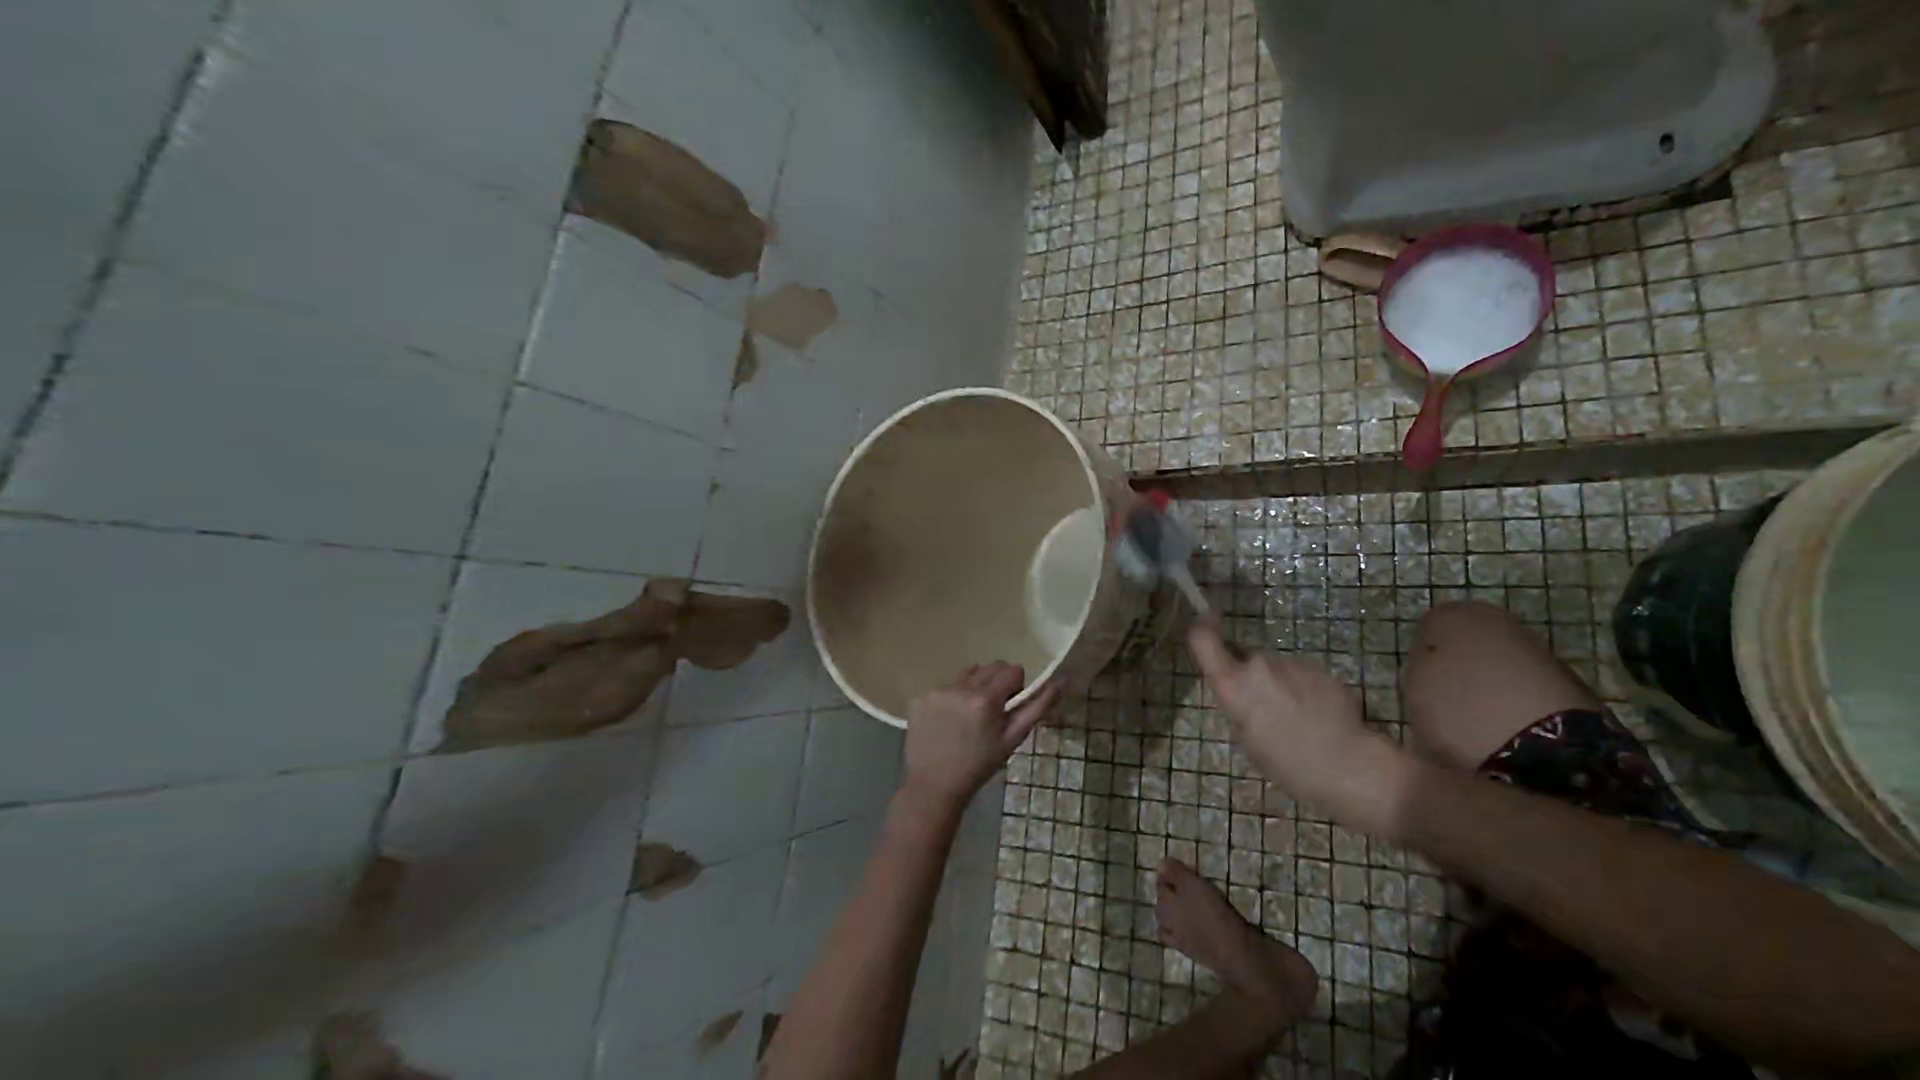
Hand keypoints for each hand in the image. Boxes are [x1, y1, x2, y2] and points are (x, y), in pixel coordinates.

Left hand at [902, 662, 1060, 811]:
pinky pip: (945, 687)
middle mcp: (959, 688)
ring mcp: (936, 692)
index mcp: (985, 699)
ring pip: (966, 675)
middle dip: (996, 684)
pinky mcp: (919, 698)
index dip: (1015, 686)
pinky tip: (949, 722)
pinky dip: (951, 698)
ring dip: (973, 688)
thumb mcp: (1013, 739)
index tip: (1009, 706)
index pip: (1012, 669)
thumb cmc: (980, 765)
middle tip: (992, 712)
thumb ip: (1038, 707)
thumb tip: (1061, 681)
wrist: (935, 785)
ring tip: (969, 717)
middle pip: (990, 667)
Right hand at [1187, 619, 1418, 836]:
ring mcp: (1293, 663)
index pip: (1203, 640)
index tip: (1207, 619)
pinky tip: (1319, 715)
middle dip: (1252, 675)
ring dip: (1281, 684)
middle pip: (1248, 658)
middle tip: (1266, 708)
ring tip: (1298, 717)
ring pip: (1278, 668)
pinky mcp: (1321, 669)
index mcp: (1232, 685)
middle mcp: (1259, 665)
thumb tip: (1246, 696)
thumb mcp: (1247, 740)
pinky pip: (1304, 674)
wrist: (1346, 764)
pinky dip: (1306, 689)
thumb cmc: (1287, 762)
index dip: (1202, 627)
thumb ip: (1240, 707)